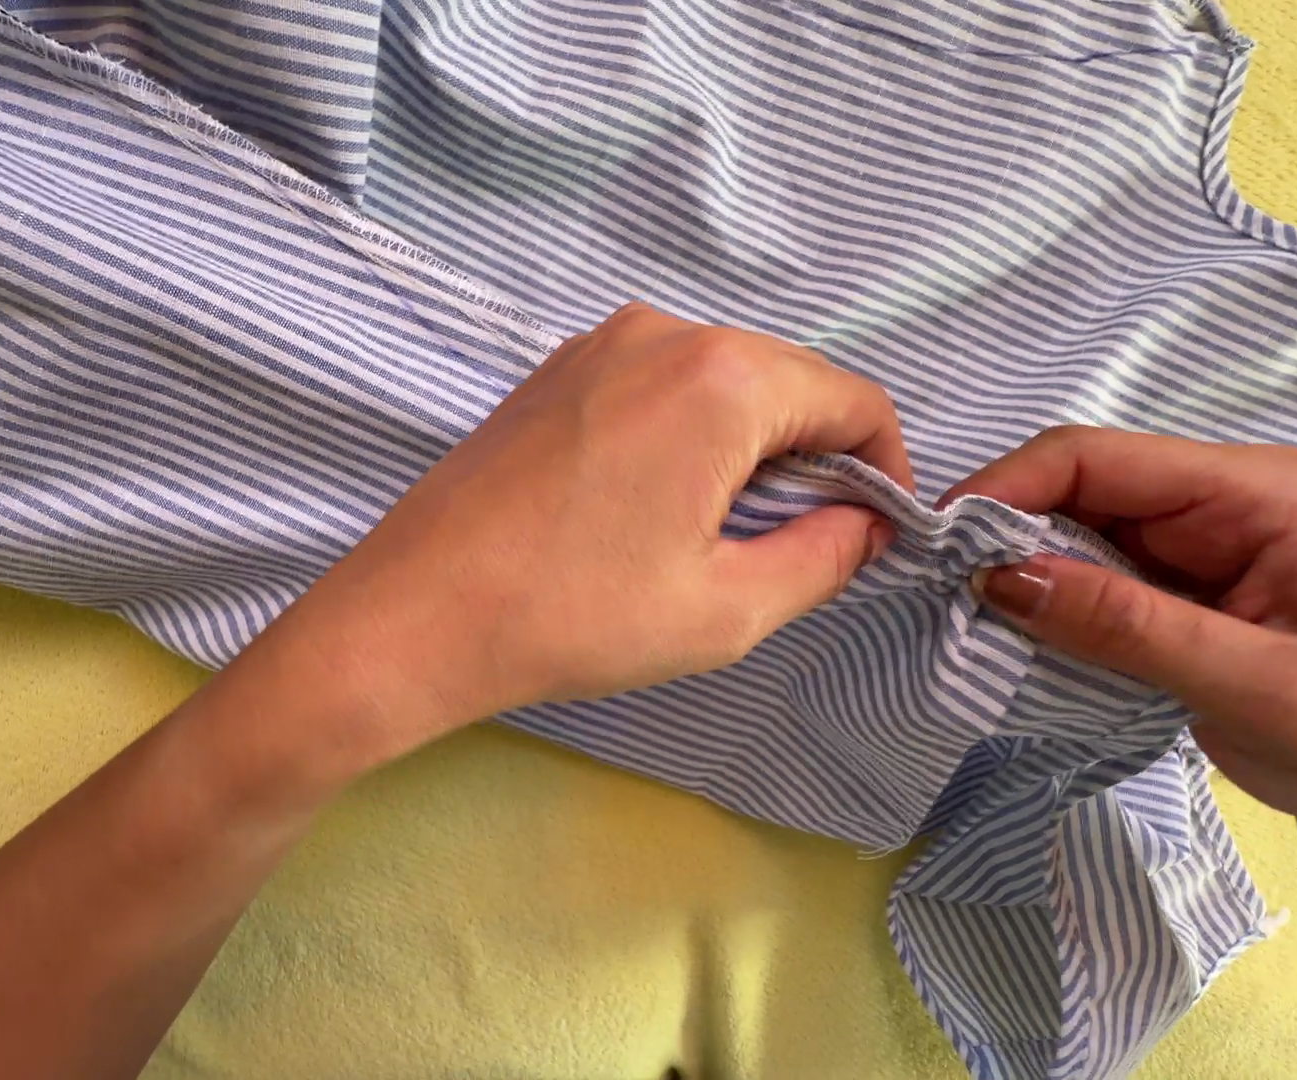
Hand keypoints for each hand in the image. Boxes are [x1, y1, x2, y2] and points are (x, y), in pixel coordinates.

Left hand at [268, 301, 909, 760]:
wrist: (415, 612)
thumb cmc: (574, 615)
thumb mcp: (727, 606)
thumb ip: (825, 556)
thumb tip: (864, 522)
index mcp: (719, 376)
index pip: (852, 399)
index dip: (882, 468)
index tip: (871, 532)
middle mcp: (660, 332)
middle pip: (784, 384)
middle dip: (811, 461)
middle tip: (794, 544)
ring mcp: (596, 344)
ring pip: (717, 385)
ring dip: (745, 450)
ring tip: (716, 532)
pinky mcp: (553, 373)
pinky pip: (655, 389)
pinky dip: (685, 437)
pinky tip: (651, 504)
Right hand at [952, 426, 1296, 844]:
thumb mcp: (1268, 688)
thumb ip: (1127, 626)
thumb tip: (993, 576)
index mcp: (1256, 493)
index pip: (1094, 458)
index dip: (1004, 488)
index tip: (937, 544)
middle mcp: (1216, 503)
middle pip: (1072, 489)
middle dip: (998, 530)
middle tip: (938, 587)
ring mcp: (1192, 548)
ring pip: (1068, 534)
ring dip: (1013, 569)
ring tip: (961, 613)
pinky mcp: (1172, 592)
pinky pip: (1083, 579)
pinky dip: (1039, 603)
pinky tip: (1011, 632)